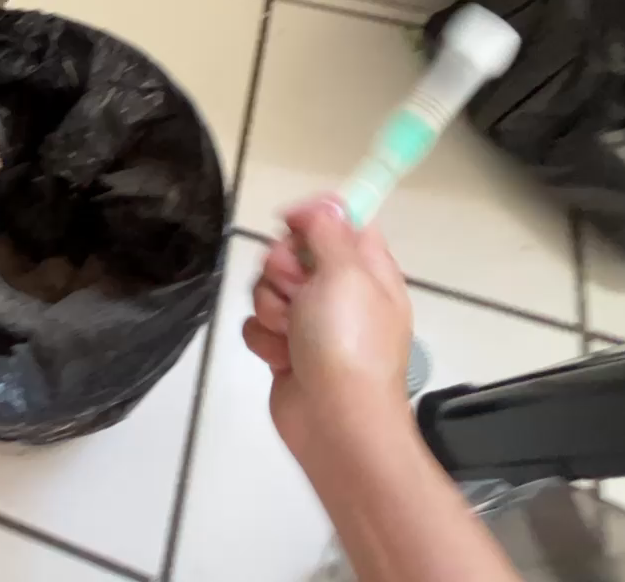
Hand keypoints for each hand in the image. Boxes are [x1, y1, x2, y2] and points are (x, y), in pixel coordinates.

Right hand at [243, 197, 412, 452]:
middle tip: (297, 291)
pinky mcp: (285, 346)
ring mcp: (311, 321)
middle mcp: (339, 292)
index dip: (314, 216)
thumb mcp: (345, 273)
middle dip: (281, 268)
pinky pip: (257, 323)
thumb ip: (328, 230)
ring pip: (267, 286)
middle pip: (292, 252)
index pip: (342, 222)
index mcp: (367, 271)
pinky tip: (282, 356)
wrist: (335, 422)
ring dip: (270, 306)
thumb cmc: (347, 343)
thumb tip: (326, 201)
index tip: (292, 223)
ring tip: (290, 333)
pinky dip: (265, 338)